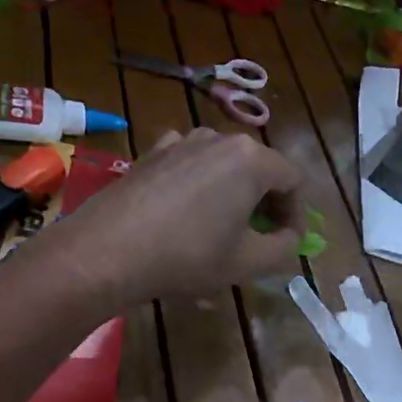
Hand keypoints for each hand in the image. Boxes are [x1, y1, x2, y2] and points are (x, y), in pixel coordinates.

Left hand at [44, 129, 305, 303]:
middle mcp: (216, 138)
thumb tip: (289, 237)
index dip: (295, 214)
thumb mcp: (247, 263)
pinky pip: (184, 166)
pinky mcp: (147, 155)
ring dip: (226, 193)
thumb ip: (284, 248)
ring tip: (215, 229)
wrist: (106, 252)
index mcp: (250, 158)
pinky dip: (192, 186)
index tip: (285, 242)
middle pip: (256, 167)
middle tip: (253, 238)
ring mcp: (177, 142)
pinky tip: (180, 213)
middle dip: (261, 202)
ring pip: (219, 165)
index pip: (292, 180)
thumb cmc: (186, 257)